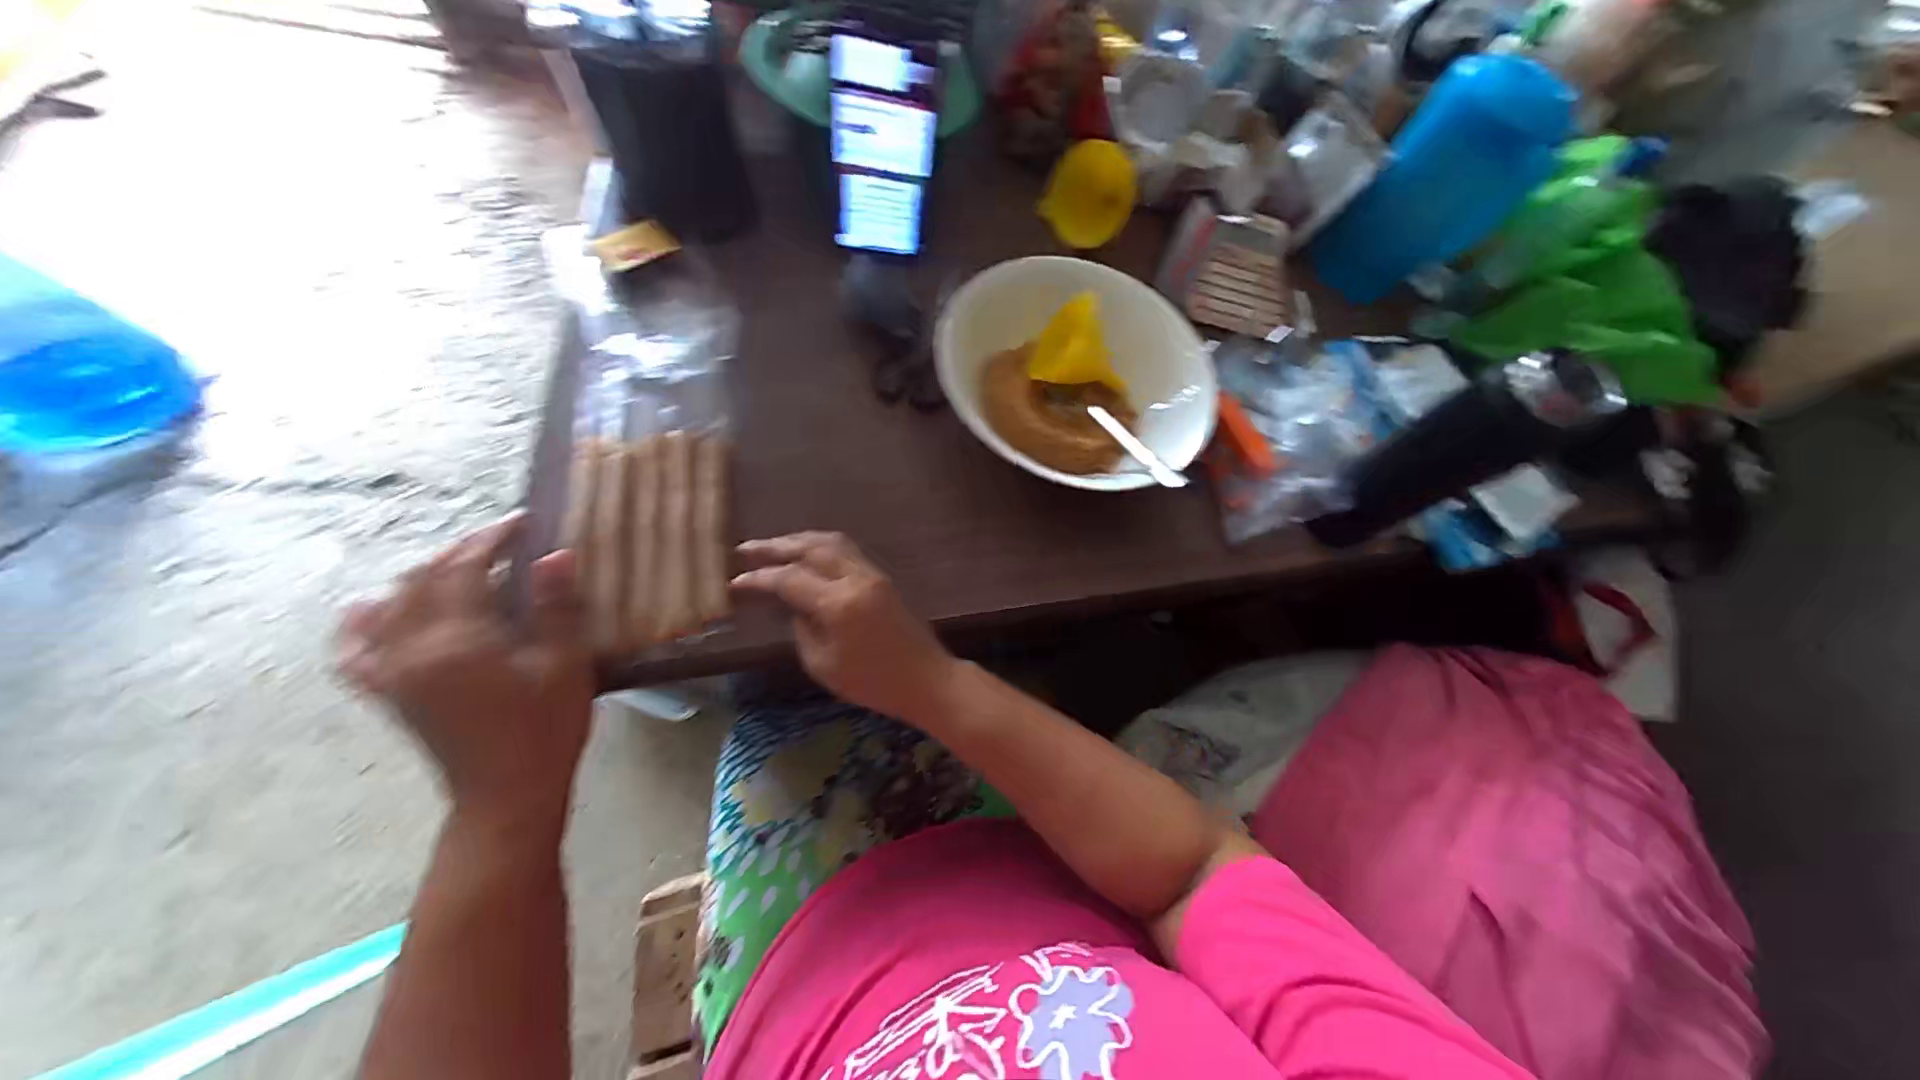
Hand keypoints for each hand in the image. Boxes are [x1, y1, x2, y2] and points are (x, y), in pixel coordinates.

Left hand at [336, 515, 594, 830]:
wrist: (507, 794)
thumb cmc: (546, 729)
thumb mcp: (564, 665)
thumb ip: (556, 607)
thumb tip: (555, 554)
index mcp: (456, 642)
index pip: (464, 568)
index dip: (493, 540)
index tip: (523, 523)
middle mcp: (409, 650)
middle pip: (424, 579)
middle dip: (462, 552)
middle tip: (503, 544)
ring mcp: (390, 673)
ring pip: (393, 604)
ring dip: (426, 577)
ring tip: (461, 570)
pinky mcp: (387, 693)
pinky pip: (356, 649)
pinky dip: (365, 622)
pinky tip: (376, 610)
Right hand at [732, 532, 957, 722]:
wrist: (927, 680)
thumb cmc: (873, 683)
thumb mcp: (824, 665)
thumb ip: (802, 630)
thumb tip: (793, 607)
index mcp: (839, 603)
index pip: (790, 579)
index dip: (759, 579)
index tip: (734, 582)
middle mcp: (856, 578)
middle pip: (810, 548)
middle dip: (775, 547)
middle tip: (745, 549)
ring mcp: (873, 574)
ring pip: (831, 542)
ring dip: (799, 540)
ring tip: (773, 547)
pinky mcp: (882, 578)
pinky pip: (846, 550)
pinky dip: (820, 546)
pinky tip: (807, 554)